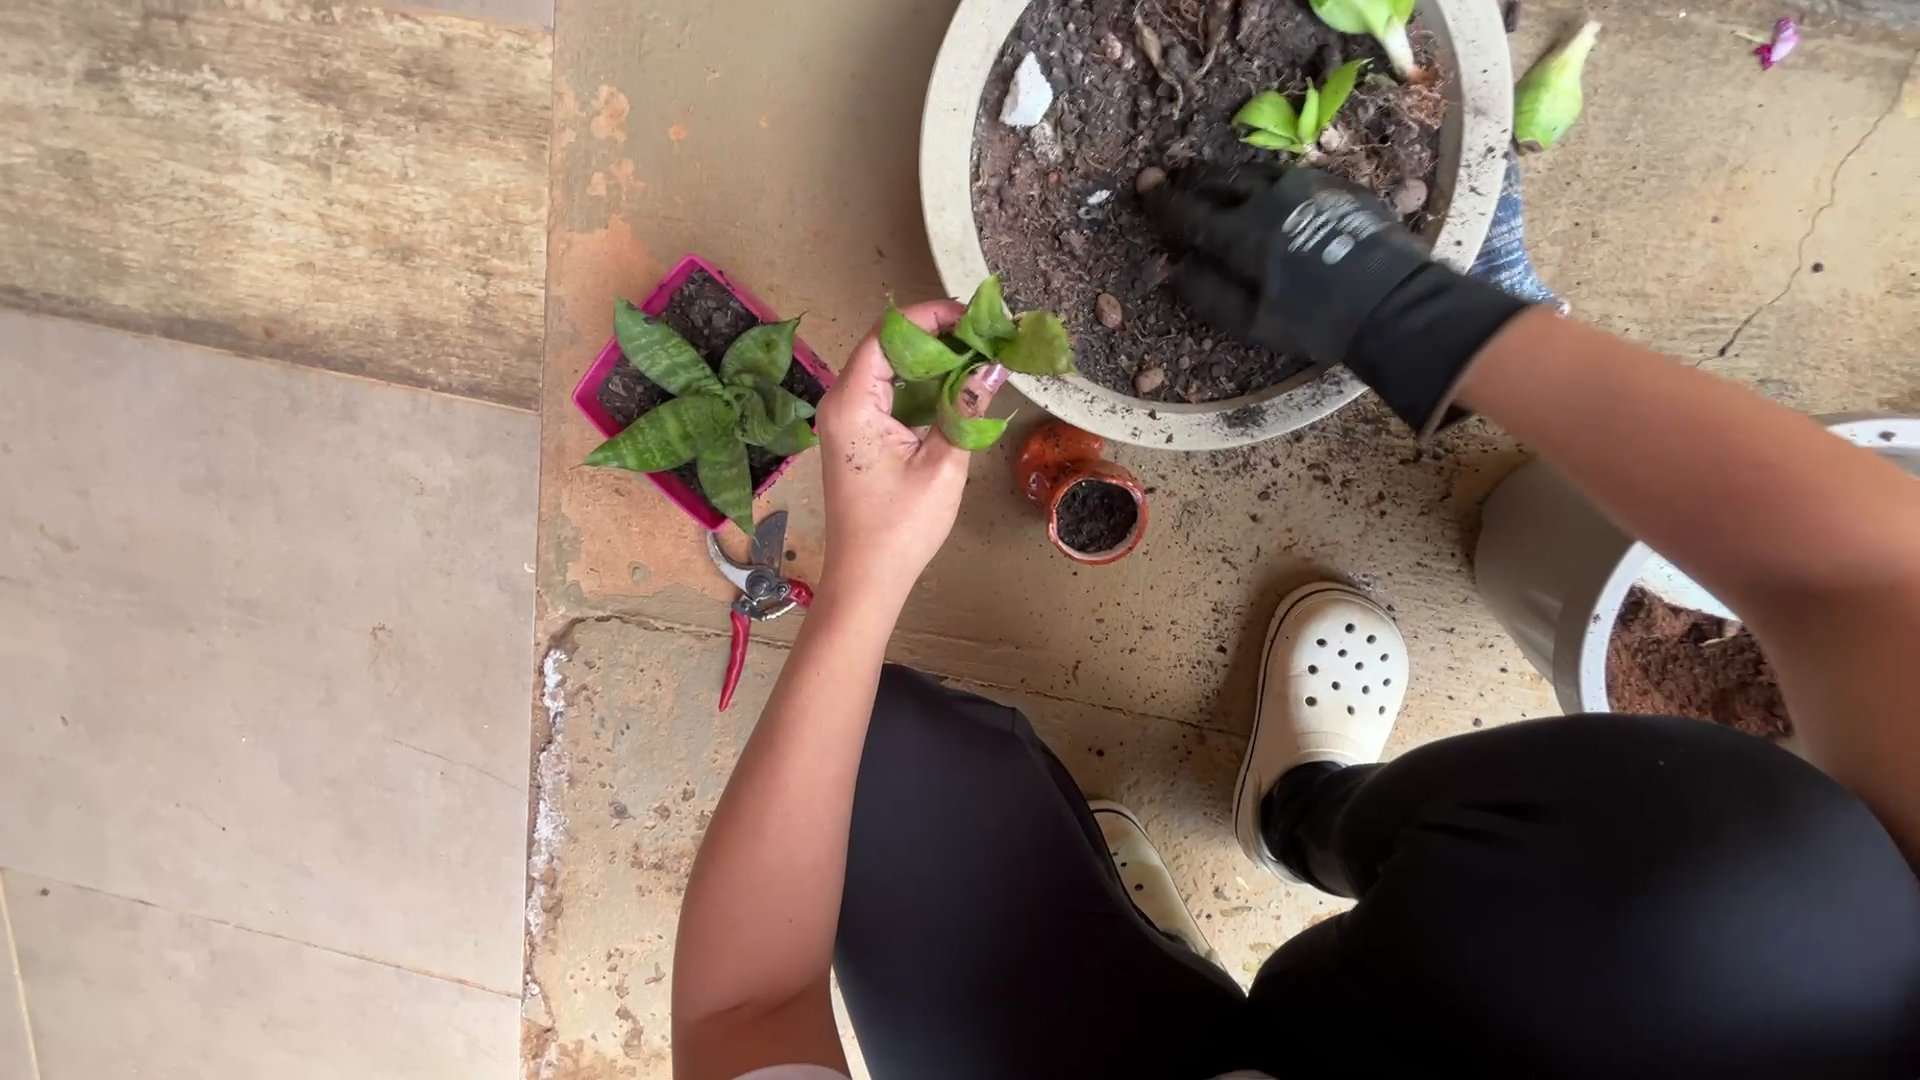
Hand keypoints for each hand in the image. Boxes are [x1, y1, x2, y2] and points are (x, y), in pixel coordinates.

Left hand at [813, 300, 995, 611]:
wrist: (866, 577)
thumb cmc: (901, 528)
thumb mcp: (943, 466)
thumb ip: (966, 410)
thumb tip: (992, 369)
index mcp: (852, 403)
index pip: (888, 334)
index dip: (929, 317)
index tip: (971, 317)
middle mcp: (840, 403)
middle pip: (885, 347)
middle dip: (933, 336)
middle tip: (980, 336)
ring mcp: (844, 421)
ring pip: (886, 371)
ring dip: (928, 362)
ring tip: (973, 357)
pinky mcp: (854, 437)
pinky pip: (885, 396)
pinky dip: (917, 387)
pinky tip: (951, 389)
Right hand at [1145, 164, 1529, 435]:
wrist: (1392, 301)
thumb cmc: (1312, 322)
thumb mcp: (1249, 321)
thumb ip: (1204, 291)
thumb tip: (1165, 266)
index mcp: (1242, 234)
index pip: (1190, 212)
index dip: (1163, 201)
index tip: (1143, 187)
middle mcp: (1270, 198)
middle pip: (1219, 179)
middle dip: (1190, 179)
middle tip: (1171, 177)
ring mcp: (1306, 185)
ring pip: (1253, 170)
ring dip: (1225, 174)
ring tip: (1209, 178)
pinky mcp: (1334, 184)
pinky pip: (1285, 174)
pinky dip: (1261, 179)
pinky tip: (1261, 189)